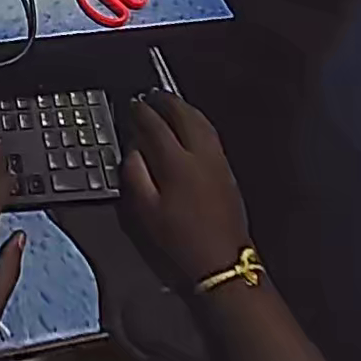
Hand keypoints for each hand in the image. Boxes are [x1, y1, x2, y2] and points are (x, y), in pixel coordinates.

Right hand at [121, 91, 249, 279]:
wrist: (224, 266)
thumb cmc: (179, 239)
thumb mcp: (145, 209)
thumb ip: (134, 173)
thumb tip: (133, 148)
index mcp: (176, 164)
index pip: (155, 125)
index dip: (140, 111)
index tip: (132, 104)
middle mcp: (200, 156)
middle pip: (183, 114)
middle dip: (165, 100)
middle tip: (150, 94)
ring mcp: (218, 162)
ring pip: (202, 122)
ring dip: (184, 107)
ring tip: (169, 102)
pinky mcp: (228, 171)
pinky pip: (211, 134)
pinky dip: (197, 120)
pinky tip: (189, 123)